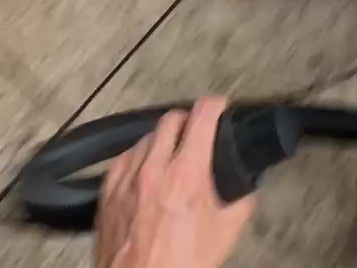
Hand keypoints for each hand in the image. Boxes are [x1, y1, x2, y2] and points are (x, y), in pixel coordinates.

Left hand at [95, 97, 255, 267]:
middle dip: (189, 121)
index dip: (217, 105)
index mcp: (186, 174)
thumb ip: (243, 196)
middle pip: (172, 118)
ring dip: (163, 140)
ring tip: (172, 156)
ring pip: (147, 136)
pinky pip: (124, 158)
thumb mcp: (227, 231)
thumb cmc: (180, 265)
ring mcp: (126, 180)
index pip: (203, 114)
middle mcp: (154, 169)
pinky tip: (147, 172)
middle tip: (197, 135)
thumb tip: (248, 179)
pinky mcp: (107, 193)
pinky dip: (139, 158)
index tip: (220, 108)